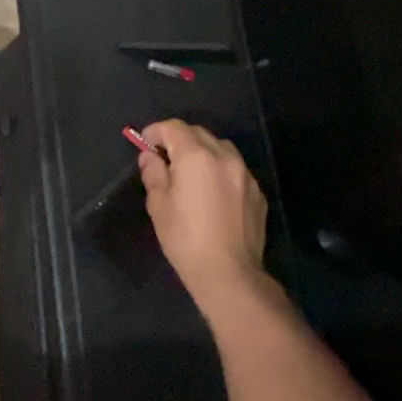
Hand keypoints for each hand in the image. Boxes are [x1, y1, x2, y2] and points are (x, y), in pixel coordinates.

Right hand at [138, 120, 268, 287]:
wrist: (228, 272)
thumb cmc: (185, 238)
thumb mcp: (158, 205)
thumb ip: (153, 173)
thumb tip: (150, 156)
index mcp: (196, 157)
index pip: (174, 128)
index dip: (155, 131)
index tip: (145, 143)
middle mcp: (224, 158)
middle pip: (198, 133)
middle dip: (178, 140)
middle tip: (163, 159)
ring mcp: (245, 174)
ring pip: (221, 148)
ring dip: (202, 152)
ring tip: (190, 174)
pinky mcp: (257, 192)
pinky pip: (235, 170)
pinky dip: (219, 171)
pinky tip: (211, 193)